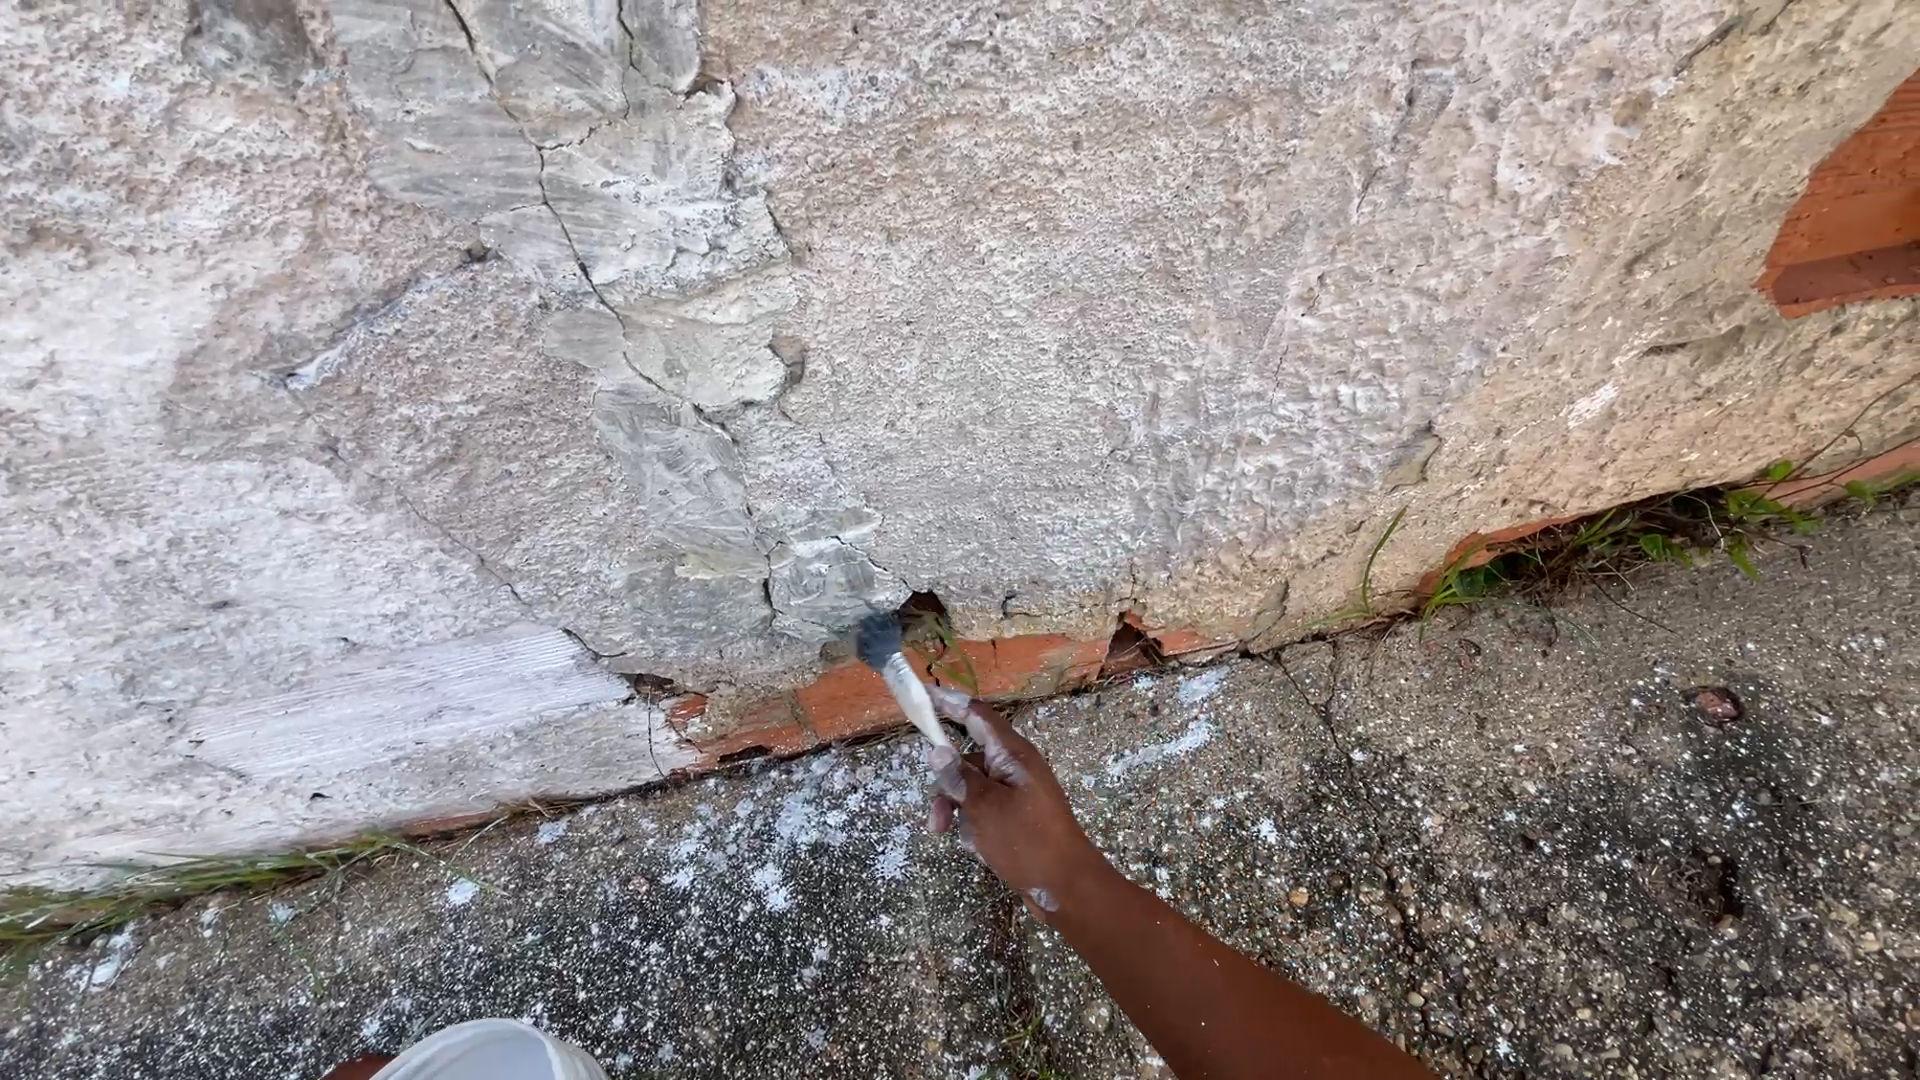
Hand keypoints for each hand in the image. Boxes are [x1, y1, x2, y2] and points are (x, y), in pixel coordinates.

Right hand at [924, 694, 1109, 919]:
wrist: (1068, 888)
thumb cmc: (1028, 842)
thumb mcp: (985, 808)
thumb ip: (959, 778)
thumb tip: (936, 750)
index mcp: (1012, 753)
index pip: (977, 714)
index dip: (950, 703)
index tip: (924, 695)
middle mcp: (1014, 766)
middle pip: (968, 758)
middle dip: (946, 783)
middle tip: (936, 816)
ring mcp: (1016, 792)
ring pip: (972, 787)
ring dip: (956, 809)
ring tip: (949, 836)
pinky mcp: (1016, 816)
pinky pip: (983, 809)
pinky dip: (973, 824)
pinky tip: (978, 848)